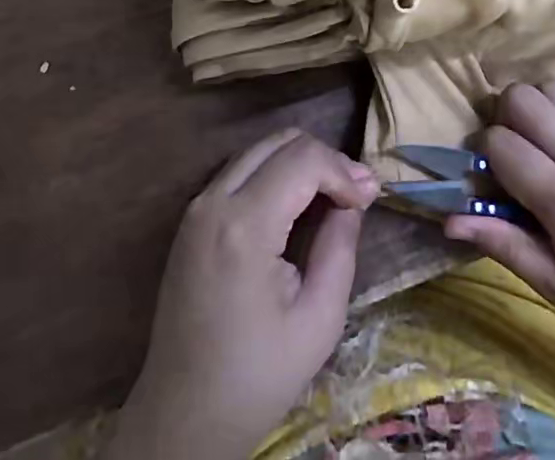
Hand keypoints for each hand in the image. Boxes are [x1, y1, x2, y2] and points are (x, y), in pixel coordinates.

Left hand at [103, 129, 378, 459]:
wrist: (184, 413)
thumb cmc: (258, 374)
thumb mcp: (319, 318)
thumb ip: (340, 247)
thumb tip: (354, 200)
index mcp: (244, 226)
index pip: (304, 159)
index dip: (344, 170)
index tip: (369, 200)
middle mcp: (213, 201)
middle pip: (281, 142)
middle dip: (325, 159)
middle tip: (357, 194)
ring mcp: (196, 207)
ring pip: (259, 149)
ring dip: (301, 161)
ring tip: (334, 194)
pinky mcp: (190, 218)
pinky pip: (240, 170)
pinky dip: (275, 172)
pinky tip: (298, 201)